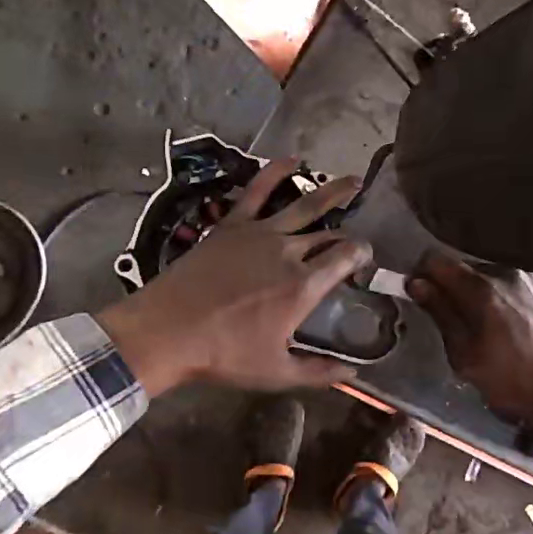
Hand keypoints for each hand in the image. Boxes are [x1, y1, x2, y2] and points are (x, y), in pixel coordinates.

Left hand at [96, 159, 369, 396]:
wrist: (166, 331)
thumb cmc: (222, 355)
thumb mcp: (275, 373)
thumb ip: (318, 372)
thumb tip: (354, 375)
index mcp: (303, 286)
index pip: (346, 257)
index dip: (362, 254)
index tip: (366, 258)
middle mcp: (288, 252)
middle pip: (329, 234)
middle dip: (348, 235)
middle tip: (355, 239)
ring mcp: (260, 233)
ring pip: (305, 205)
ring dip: (333, 191)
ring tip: (353, 181)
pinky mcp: (233, 225)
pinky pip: (258, 191)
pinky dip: (276, 171)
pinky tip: (292, 159)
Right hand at [407, 252, 532, 433]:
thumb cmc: (514, 382)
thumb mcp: (465, 357)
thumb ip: (440, 314)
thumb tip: (417, 284)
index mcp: (482, 289)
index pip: (437, 260)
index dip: (422, 275)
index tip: (420, 294)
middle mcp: (505, 272)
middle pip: (463, 266)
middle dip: (451, 287)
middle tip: (453, 319)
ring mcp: (528, 275)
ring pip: (487, 272)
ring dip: (477, 290)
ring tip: (485, 324)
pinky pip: (510, 279)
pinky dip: (500, 293)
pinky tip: (508, 320)